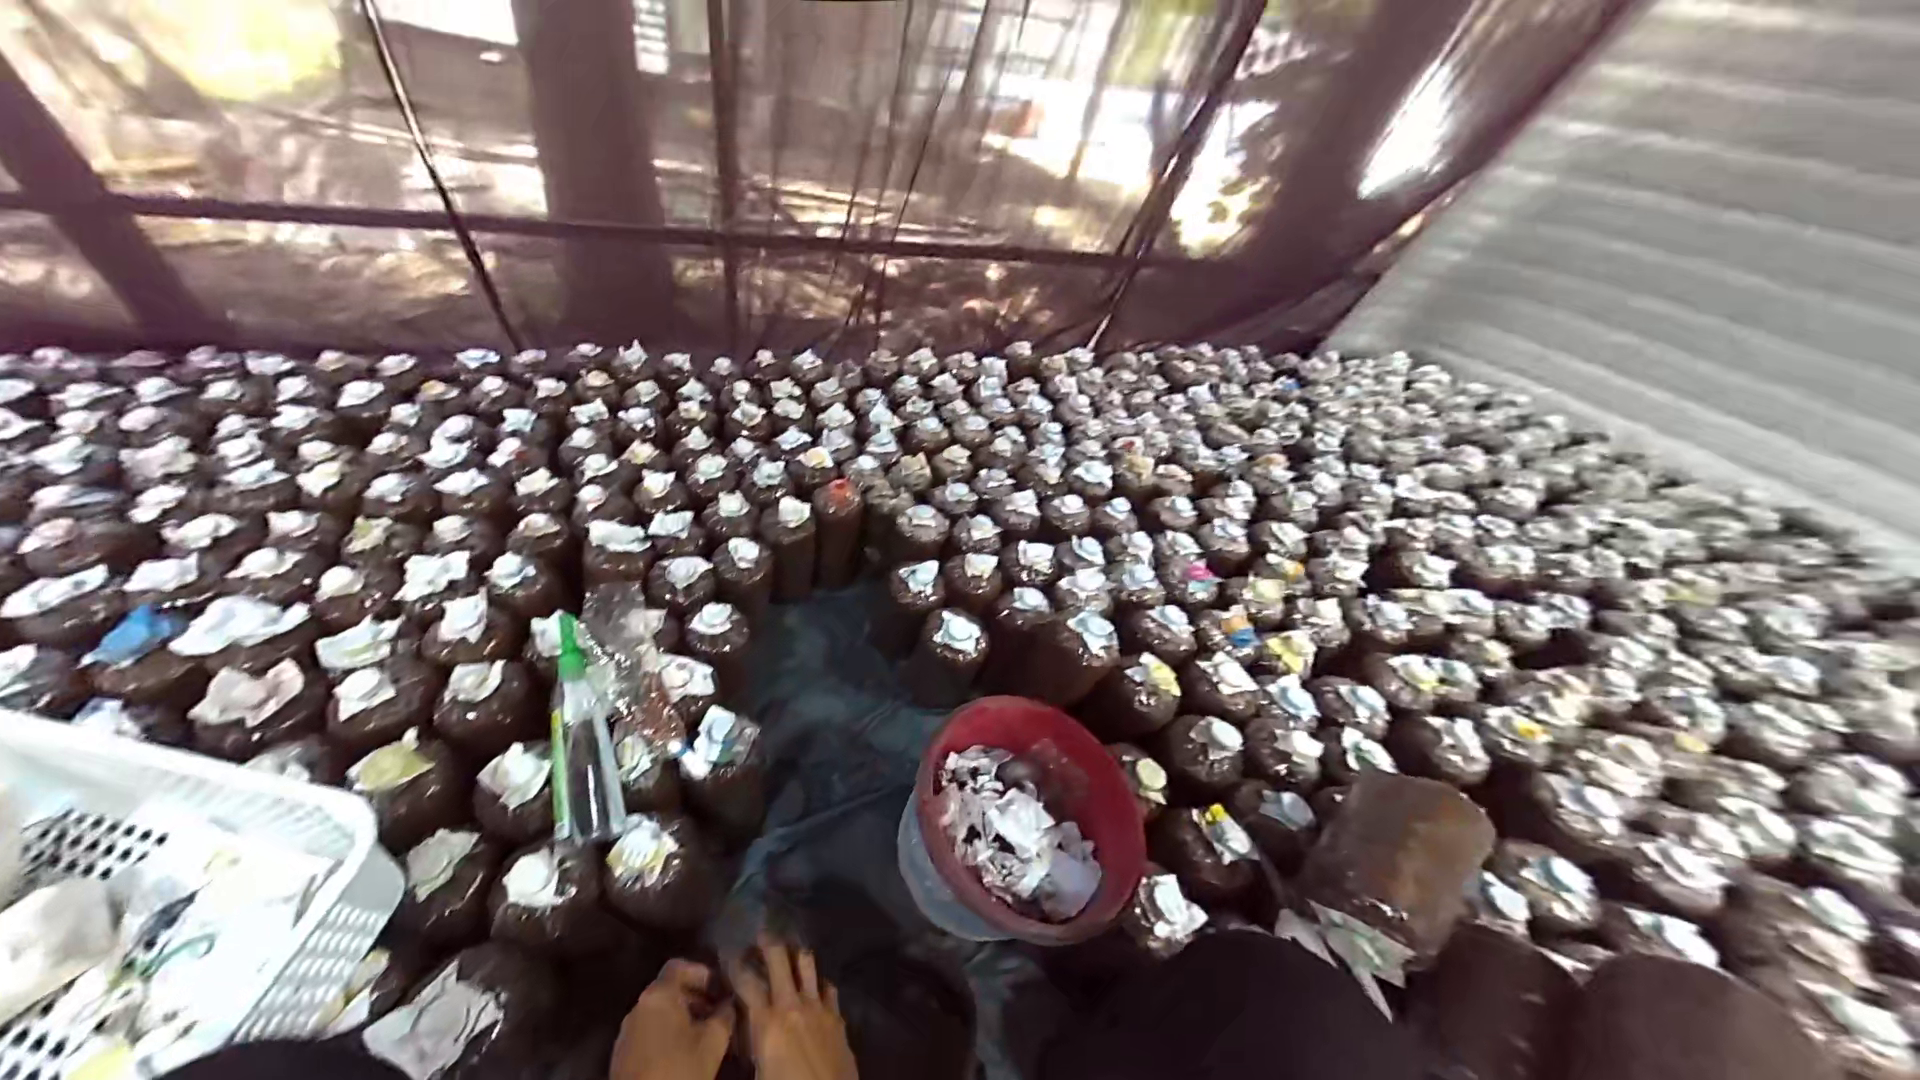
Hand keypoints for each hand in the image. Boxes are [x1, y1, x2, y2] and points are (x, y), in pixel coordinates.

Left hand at [610, 960, 736, 1079]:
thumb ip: (725, 1014)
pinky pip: (648, 1032)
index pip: (678, 966)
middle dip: (695, 996)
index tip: (719, 989)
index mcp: (658, 995)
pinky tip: (683, 1053)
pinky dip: (667, 1033)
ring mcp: (626, 1034)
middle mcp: (638, 1008)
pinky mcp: (621, 1057)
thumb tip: (729, 1003)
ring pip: (659, 1012)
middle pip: (669, 989)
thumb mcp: (714, 1041)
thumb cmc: (679, 1071)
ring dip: (682, 1016)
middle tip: (717, 1012)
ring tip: (703, 1034)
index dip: (701, 972)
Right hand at [725, 934, 857, 1079]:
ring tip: (789, 949)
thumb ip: (749, 1051)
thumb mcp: (758, 1075)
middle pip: (780, 959)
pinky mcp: (837, 1017)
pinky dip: (818, 982)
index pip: (747, 983)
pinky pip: (827, 987)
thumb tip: (744, 1035)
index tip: (728, 951)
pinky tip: (814, 984)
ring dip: (795, 954)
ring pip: (807, 964)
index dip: (735, 965)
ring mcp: (819, 1007)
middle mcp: (793, 1005)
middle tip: (760, 934)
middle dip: (768, 943)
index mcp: (768, 1023)